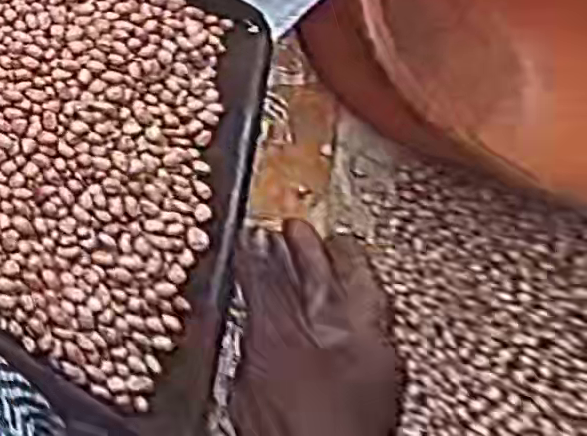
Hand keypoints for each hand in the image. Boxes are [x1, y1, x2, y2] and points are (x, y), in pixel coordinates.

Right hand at [232, 220, 402, 435]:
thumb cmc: (303, 402)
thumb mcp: (278, 332)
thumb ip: (266, 283)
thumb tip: (256, 238)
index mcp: (365, 335)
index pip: (354, 276)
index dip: (328, 245)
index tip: (302, 220)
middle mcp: (360, 349)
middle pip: (337, 292)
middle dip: (310, 260)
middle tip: (288, 231)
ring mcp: (340, 367)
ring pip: (318, 310)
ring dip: (292, 282)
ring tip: (269, 258)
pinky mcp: (311, 377)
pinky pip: (299, 327)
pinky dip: (280, 306)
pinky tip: (260, 302)